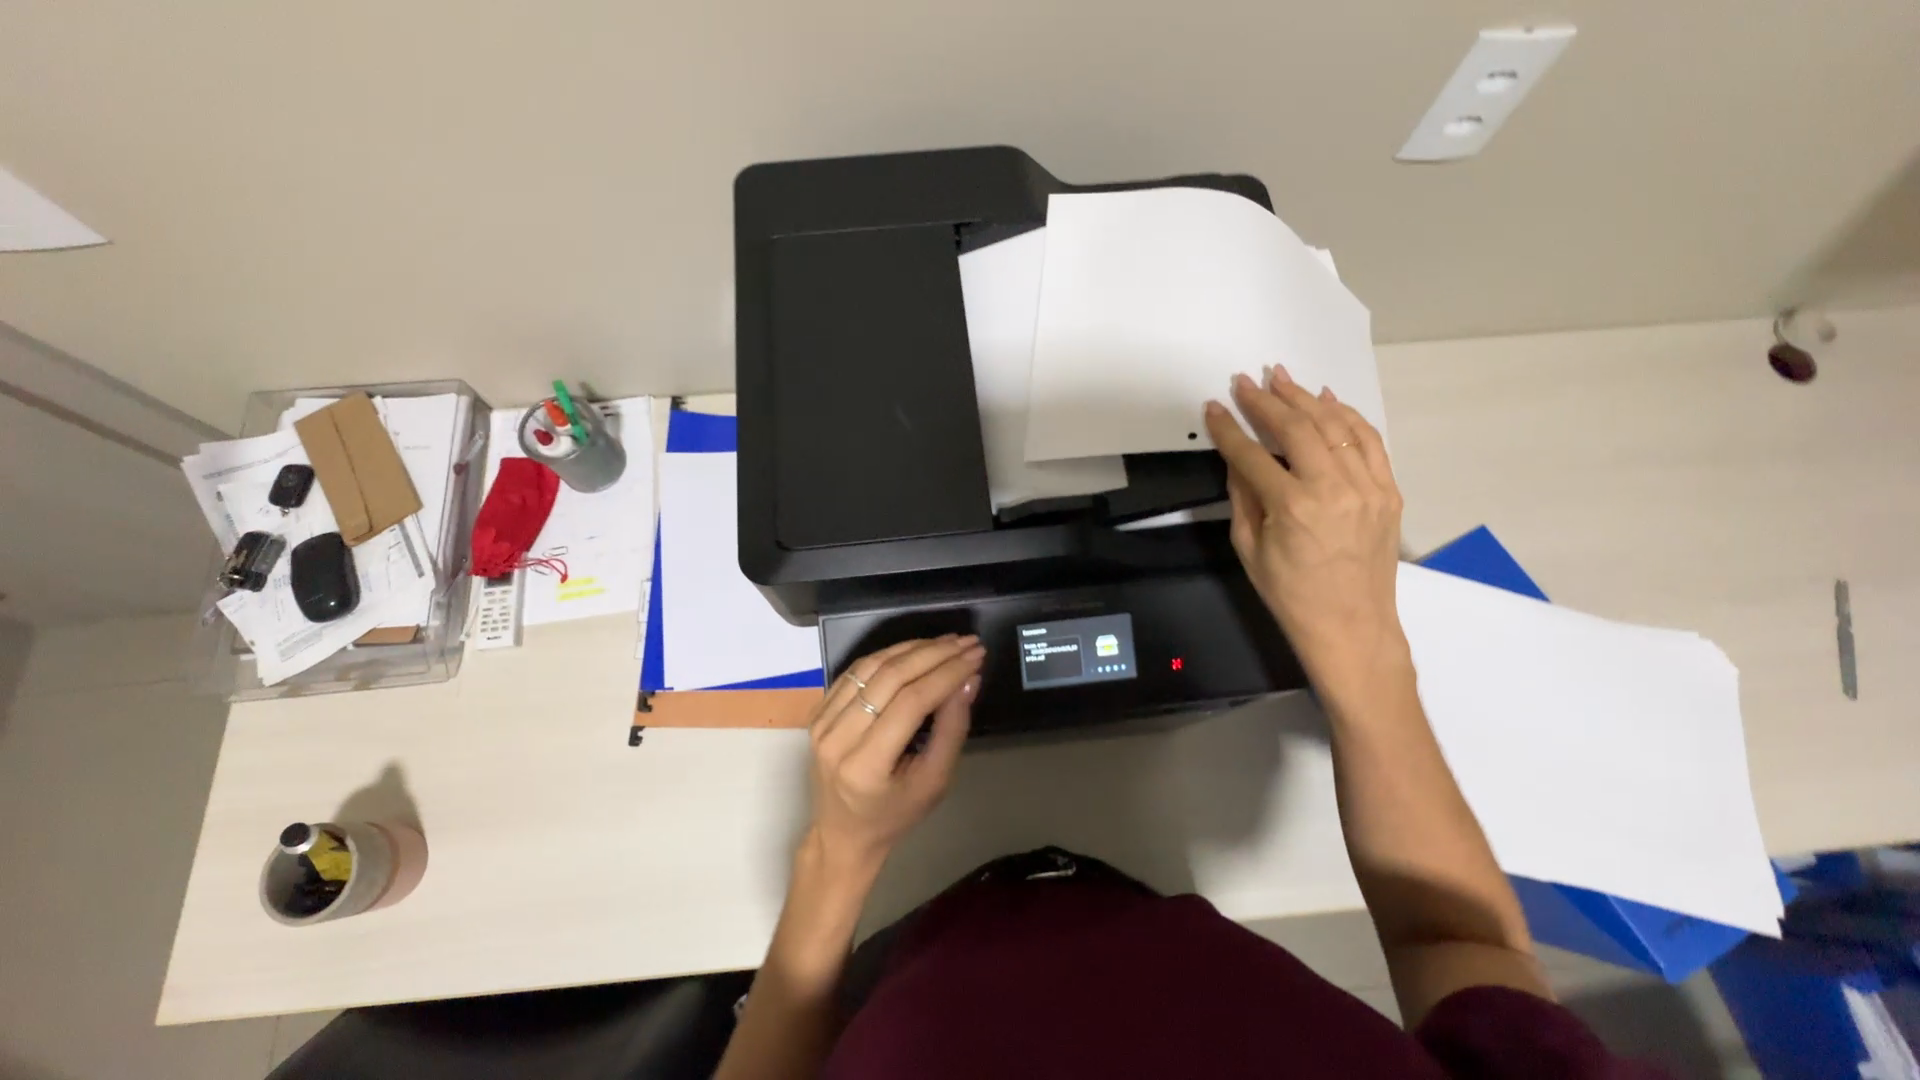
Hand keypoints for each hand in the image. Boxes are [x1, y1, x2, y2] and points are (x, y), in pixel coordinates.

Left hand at [805, 635, 983, 871]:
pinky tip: (915, 650)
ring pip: (870, 667)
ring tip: (947, 642)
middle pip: (890, 677)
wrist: (842, 834)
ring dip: (912, 648)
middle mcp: (837, 738)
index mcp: (866, 765)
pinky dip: (888, 655)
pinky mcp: (818, 712)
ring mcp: (822, 722)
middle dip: (934, 654)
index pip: (911, 702)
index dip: (946, 674)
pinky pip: (855, 672)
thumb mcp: (934, 782)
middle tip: (967, 642)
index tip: (976, 657)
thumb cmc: (894, 815)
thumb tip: (968, 680)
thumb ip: (952, 730)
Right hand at [1203, 365, 1406, 685]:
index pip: (1252, 454)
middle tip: (1248, 381)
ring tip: (1283, 379)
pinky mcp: (1388, 491)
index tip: (1214, 407)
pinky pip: (1369, 441)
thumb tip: (1238, 457)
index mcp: (1292, 507)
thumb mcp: (1250, 548)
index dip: (1229, 429)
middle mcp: (1333, 489)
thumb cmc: (1291, 594)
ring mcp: (1367, 487)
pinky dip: (1348, 416)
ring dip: (1306, 399)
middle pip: (1297, 428)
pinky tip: (1328, 401)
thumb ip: (1243, 496)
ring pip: (1336, 426)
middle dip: (1267, 400)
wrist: (1351, 625)